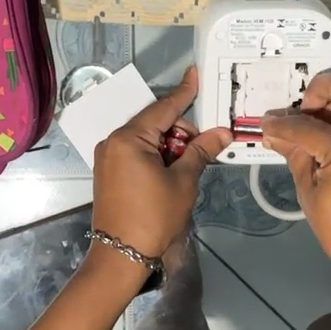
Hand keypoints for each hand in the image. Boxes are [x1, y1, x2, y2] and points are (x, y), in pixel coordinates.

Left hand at [90, 68, 230, 262]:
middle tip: (202, 151)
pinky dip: (157, 157)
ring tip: (187, 168)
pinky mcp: (108, 173)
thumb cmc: (154, 217)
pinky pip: (137, 153)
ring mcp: (108, 158)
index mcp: (129, 139)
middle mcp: (113, 142)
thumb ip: (201, 151)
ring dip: (170, 147)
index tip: (195, 75)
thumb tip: (222, 132)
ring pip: (147, 139)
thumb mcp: (183, 182)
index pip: (163, 108)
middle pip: (155, 123)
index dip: (184, 93)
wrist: (121, 255)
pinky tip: (171, 172)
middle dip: (181, 132)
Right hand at [262, 72, 330, 303]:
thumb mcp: (310, 194)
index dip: (280, 123)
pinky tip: (323, 144)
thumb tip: (276, 134)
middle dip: (317, 90)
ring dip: (330, 105)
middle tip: (299, 111)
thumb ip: (296, 155)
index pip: (306, 124)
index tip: (266, 124)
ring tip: (307, 129)